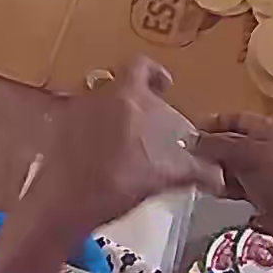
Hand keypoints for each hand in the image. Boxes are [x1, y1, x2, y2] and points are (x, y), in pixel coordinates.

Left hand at [25, 58, 225, 234]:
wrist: (59, 207)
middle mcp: (94, 96)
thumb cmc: (112, 185)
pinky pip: (80, 120)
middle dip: (137, 99)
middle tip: (151, 120)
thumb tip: (218, 176)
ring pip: (98, 102)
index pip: (139, 66)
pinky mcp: (55, 132)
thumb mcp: (157, 178)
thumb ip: (191, 172)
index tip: (165, 86)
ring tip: (129, 140)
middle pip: (119, 85)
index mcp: (122, 98)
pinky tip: (102, 156)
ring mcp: (71, 112)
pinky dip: (94, 130)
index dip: (155, 71)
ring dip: (114, 114)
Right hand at [194, 113, 272, 215]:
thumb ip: (214, 144)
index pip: (236, 119)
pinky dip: (224, 185)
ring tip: (200, 175)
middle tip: (191, 156)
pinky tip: (215, 190)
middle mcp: (268, 147)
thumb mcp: (242, 153)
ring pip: (232, 164)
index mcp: (268, 129)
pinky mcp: (261, 192)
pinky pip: (236, 183)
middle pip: (232, 142)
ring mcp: (265, 170)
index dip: (214, 123)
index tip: (192, 132)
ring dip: (216, 169)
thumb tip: (190, 139)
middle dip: (211, 149)